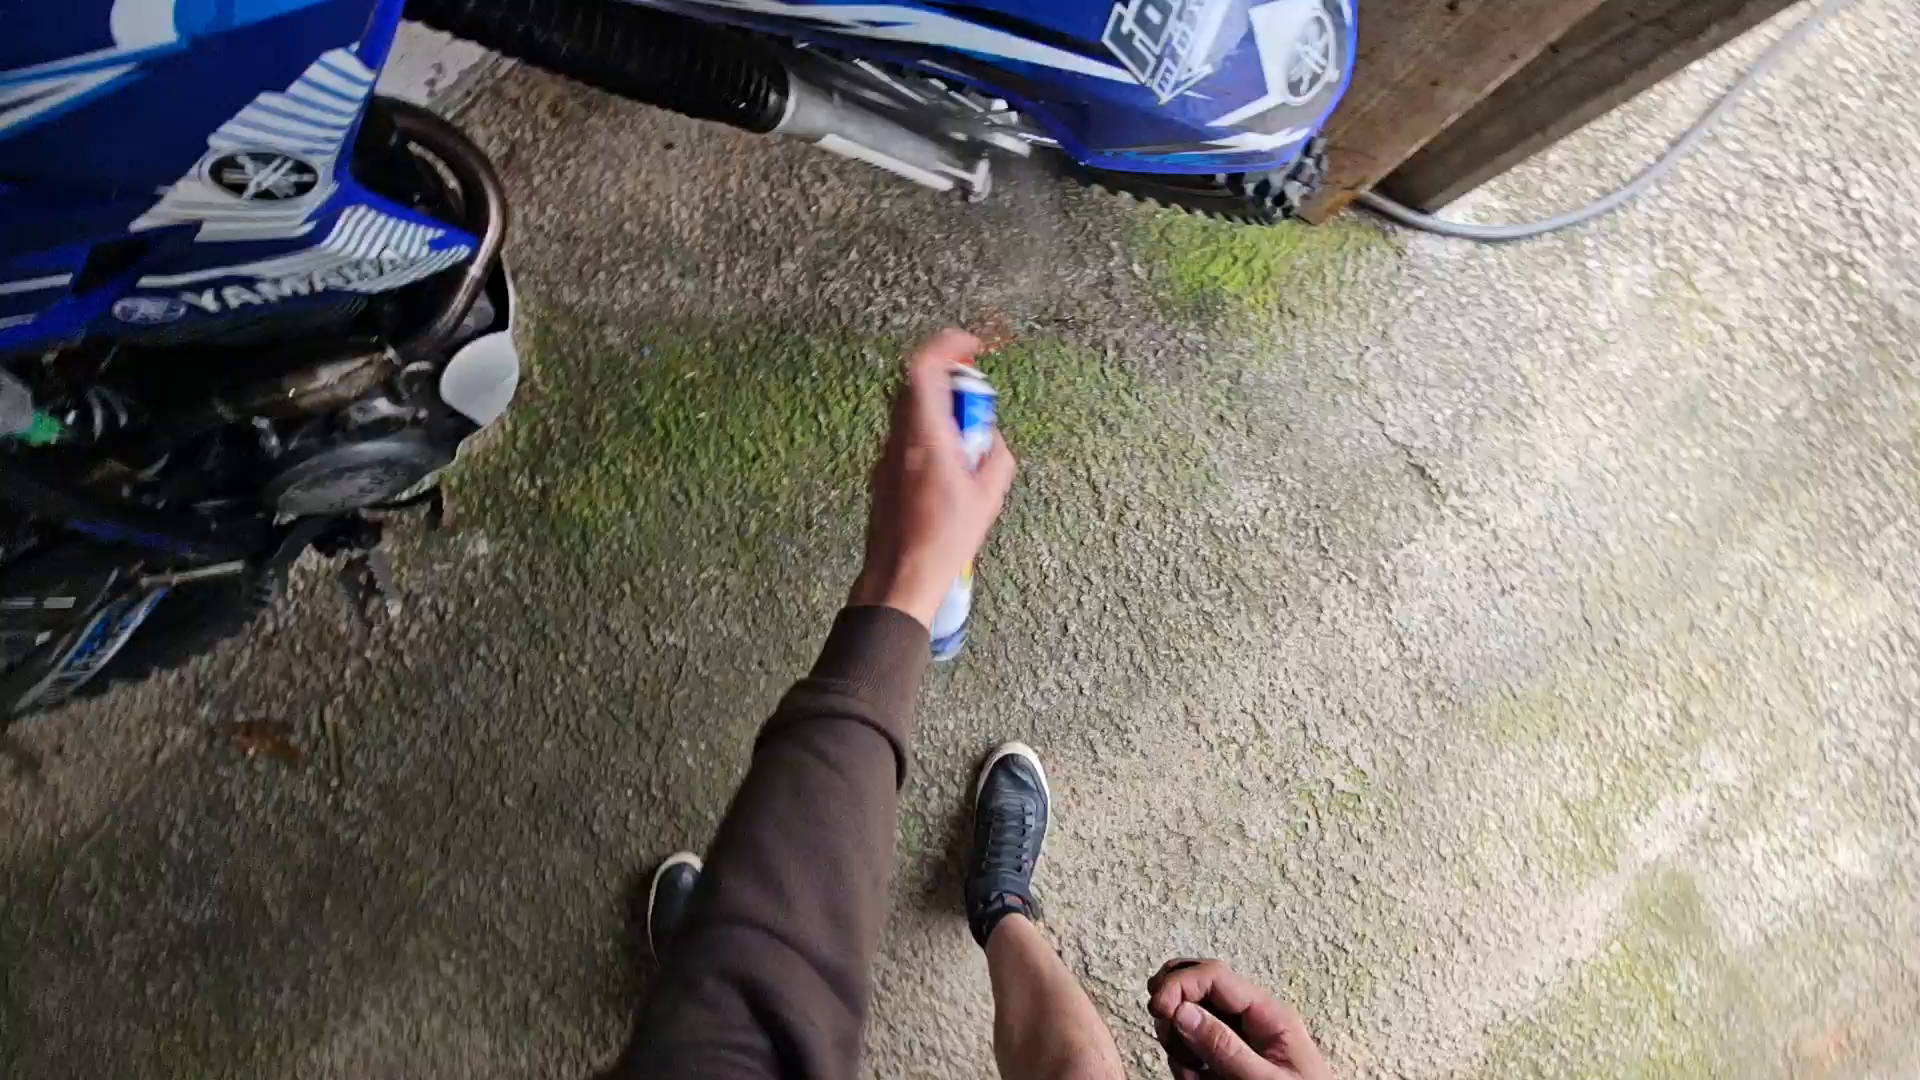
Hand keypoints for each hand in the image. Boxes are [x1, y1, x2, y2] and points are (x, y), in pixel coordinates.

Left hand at [848, 329, 1015, 627]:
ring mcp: (886, 454)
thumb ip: (995, 454)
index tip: (973, 348)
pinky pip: (906, 433)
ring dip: (939, 406)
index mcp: (926, 436)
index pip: (923, 367)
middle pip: (915, 382)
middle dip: (949, 377)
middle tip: (975, 399)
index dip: (948, 345)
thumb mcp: (989, 496)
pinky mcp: (883, 471)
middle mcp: (899, 438)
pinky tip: (948, 465)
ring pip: (909, 407)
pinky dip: (929, 430)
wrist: (900, 574)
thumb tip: (989, 436)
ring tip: (966, 439)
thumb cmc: (944, 539)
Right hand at [1147, 959, 1331, 1079]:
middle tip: (1165, 1033)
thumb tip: (1181, 1010)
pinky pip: (1194, 1042)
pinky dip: (1183, 1056)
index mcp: (1269, 1014)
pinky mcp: (1229, 1058)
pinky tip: (1191, 1078)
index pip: (1214, 975)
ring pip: (1191, 1012)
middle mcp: (1252, 1017)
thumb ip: (1226, 1049)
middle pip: (1199, 983)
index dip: (1180, 984)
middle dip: (1174, 1003)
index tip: (1157, 1008)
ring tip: (1187, 1072)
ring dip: (1177, 1036)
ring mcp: (1239, 1037)